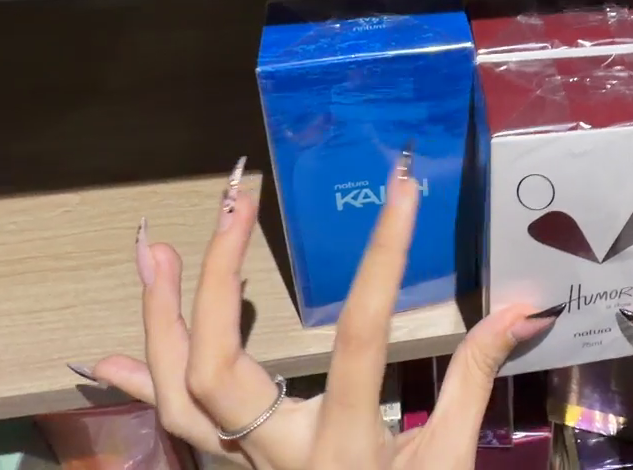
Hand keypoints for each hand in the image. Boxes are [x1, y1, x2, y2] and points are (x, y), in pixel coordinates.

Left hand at [79, 152, 562, 468]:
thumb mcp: (449, 462)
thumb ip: (475, 378)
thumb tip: (523, 305)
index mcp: (345, 449)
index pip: (360, 336)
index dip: (383, 258)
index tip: (402, 190)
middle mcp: (276, 458)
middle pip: (218, 368)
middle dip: (217, 279)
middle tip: (232, 204)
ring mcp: (240, 468)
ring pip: (177, 397)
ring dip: (159, 317)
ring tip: (155, 247)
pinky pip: (173, 427)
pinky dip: (141, 382)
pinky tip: (110, 352)